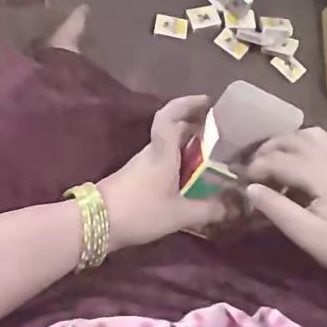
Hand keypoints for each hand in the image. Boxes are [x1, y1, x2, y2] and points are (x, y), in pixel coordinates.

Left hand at [97, 96, 235, 249]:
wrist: (94, 224)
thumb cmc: (139, 211)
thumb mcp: (179, 214)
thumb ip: (207, 210)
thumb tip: (233, 208)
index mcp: (162, 152)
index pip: (170, 115)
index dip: (187, 103)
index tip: (207, 102)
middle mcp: (151, 153)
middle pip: (173, 131)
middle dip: (196, 128)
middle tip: (221, 136)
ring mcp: (140, 166)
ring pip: (168, 149)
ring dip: (188, 149)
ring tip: (212, 160)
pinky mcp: (134, 180)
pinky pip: (161, 164)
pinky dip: (178, 166)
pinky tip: (190, 180)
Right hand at [242, 128, 326, 282]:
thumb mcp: (305, 233)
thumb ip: (275, 208)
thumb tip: (249, 188)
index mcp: (319, 174)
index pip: (278, 159)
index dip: (255, 167)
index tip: (238, 181)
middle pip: (291, 139)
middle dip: (266, 150)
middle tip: (248, 170)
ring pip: (306, 135)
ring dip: (284, 143)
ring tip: (268, 162)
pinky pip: (319, 142)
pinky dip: (300, 144)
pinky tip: (292, 164)